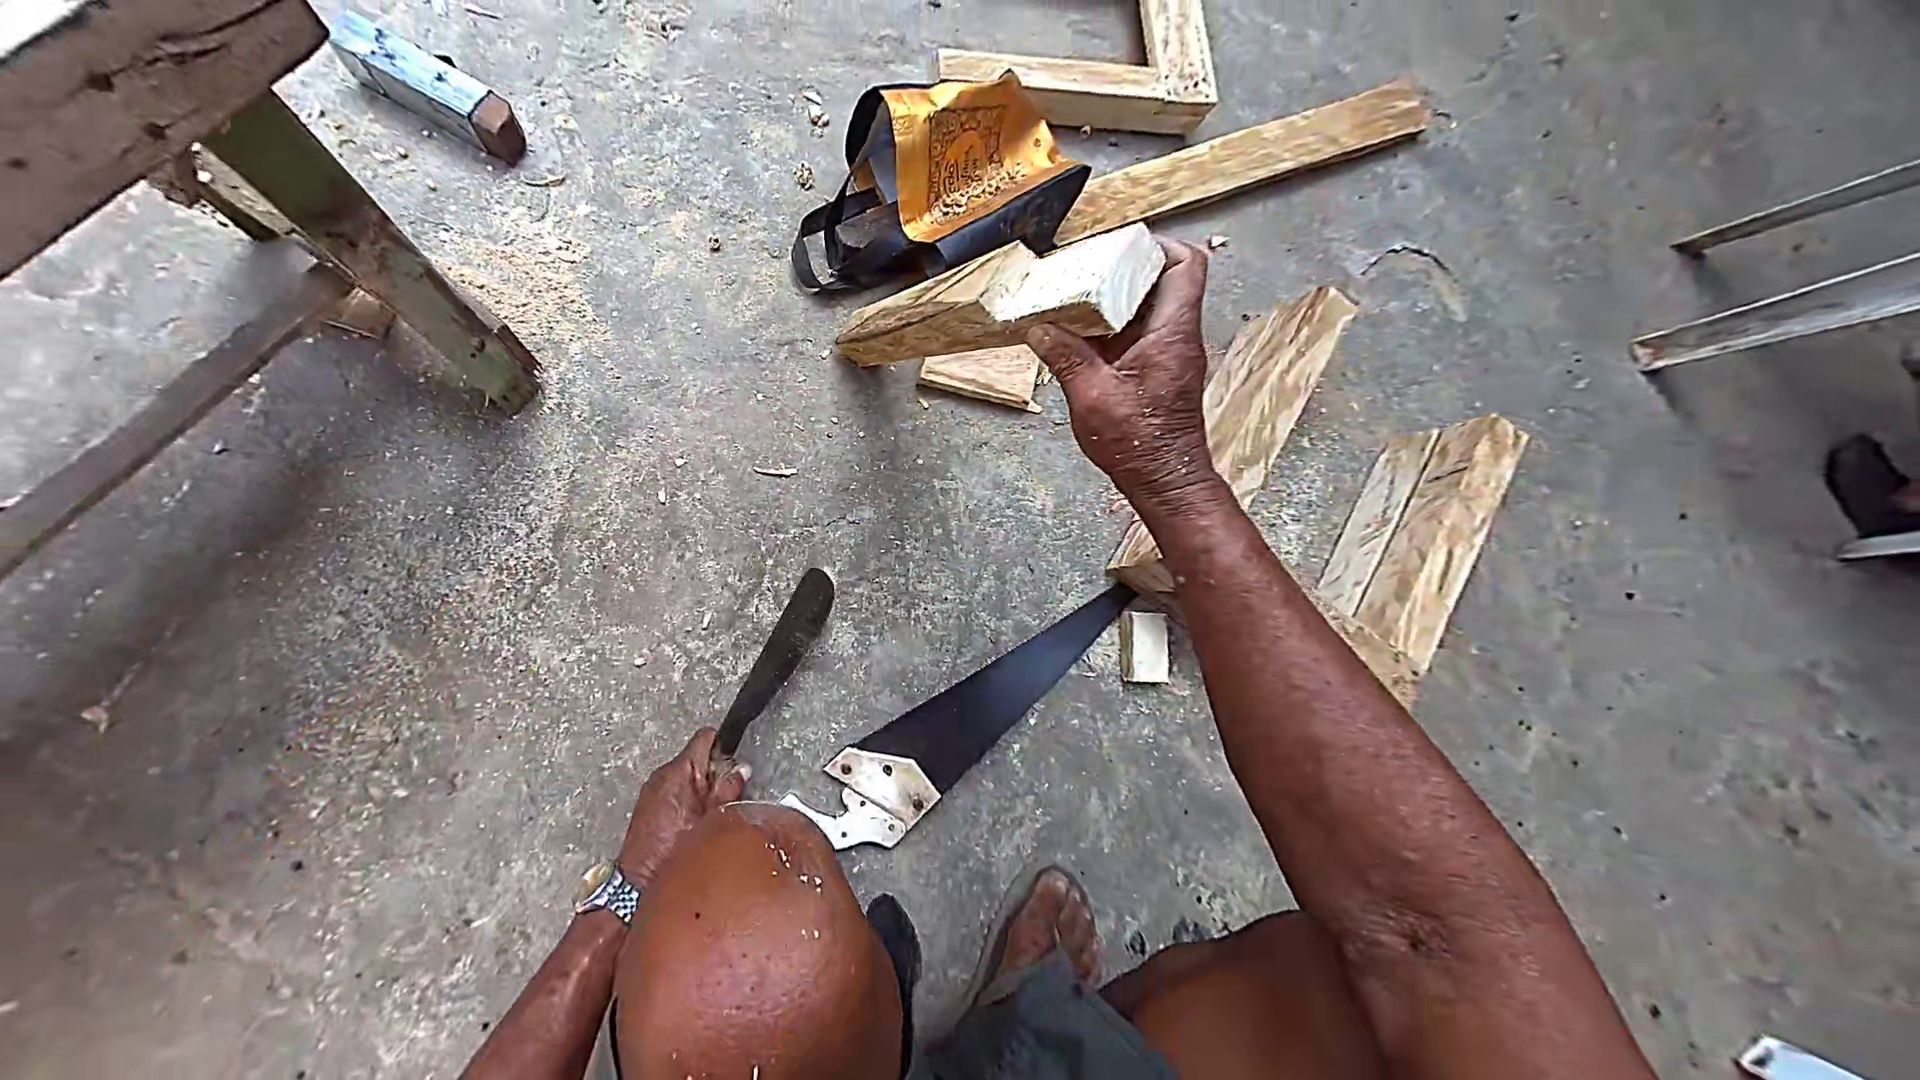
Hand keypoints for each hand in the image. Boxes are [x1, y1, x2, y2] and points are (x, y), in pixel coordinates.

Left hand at [618, 727, 749, 888]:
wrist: (637, 887)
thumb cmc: (670, 852)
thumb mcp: (712, 816)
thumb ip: (728, 788)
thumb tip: (741, 770)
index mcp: (678, 771)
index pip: (705, 738)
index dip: (724, 745)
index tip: (735, 759)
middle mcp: (663, 776)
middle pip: (701, 759)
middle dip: (717, 773)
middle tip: (725, 796)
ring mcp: (655, 791)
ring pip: (691, 778)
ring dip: (704, 790)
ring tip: (709, 813)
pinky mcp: (651, 806)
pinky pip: (679, 794)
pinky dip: (691, 802)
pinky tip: (695, 823)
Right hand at [1026, 237, 1228, 516]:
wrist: (1164, 481)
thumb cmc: (1140, 446)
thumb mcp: (1091, 396)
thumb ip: (1065, 356)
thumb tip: (1040, 328)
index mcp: (1172, 334)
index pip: (1186, 265)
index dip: (1158, 245)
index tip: (1121, 246)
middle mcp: (1177, 340)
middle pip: (1162, 282)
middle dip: (1124, 273)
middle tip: (1087, 272)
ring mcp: (1169, 357)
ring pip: (1147, 310)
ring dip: (1114, 305)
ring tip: (1077, 303)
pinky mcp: (1158, 374)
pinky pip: (1137, 337)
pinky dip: (1112, 332)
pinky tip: (1081, 339)